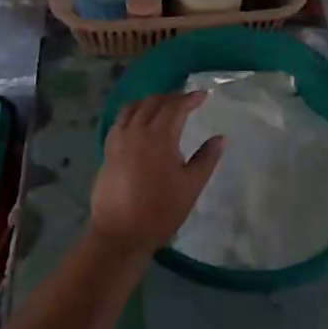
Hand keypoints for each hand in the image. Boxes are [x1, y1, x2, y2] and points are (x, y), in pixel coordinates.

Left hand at [89, 93, 225, 255]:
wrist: (121, 233)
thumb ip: (206, 158)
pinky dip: (133, 113)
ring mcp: (118, 139)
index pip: (175, 106)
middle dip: (171, 97)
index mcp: (158, 136)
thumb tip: (220, 138)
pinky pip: (121, 120)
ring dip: (150, 102)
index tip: (203, 96)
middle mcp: (136, 130)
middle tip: (186, 101)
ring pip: (133, 107)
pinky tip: (140, 124)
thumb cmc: (160, 210)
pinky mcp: (108, 150)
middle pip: (153, 102)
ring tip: (163, 107)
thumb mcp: (191, 186)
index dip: (190, 98)